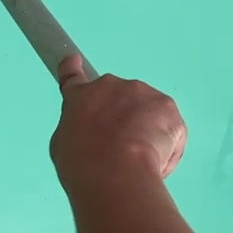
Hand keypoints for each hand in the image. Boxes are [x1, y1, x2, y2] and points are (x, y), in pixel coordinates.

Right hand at [49, 54, 186, 192]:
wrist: (114, 171)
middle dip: (118, 116)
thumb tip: (90, 130)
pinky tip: (152, 161)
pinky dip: (163, 143)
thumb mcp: (63, 144)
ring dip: (143, 129)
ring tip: (134, 158)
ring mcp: (144, 94)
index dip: (72, 69)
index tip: (73, 61)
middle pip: (117, 98)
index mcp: (81, 96)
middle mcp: (113, 86)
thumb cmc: (79, 161)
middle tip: (114, 146)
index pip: (74, 77)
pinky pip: (167, 127)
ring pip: (145, 111)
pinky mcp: (170, 107)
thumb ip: (77, 128)